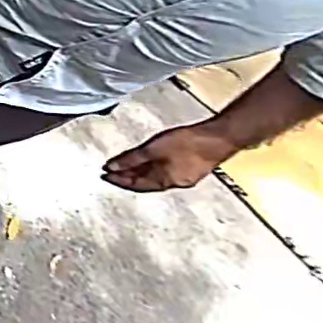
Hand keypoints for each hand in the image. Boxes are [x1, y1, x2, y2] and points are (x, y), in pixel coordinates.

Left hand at [102, 124, 239, 190]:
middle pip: (146, 182)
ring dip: (136, 172)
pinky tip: (140, 162)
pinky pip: (163, 172)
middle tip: (108, 171)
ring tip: (119, 166)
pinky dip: (148, 168)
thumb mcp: (151, 150)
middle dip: (126, 177)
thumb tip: (110, 168)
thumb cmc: (184, 144)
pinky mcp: (190, 167)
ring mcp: (186, 176)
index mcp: (168, 181)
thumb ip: (130, 160)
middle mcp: (177, 182)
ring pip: (154, 177)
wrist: (219, 137)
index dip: (119, 181)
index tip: (103, 176)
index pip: (138, 185)